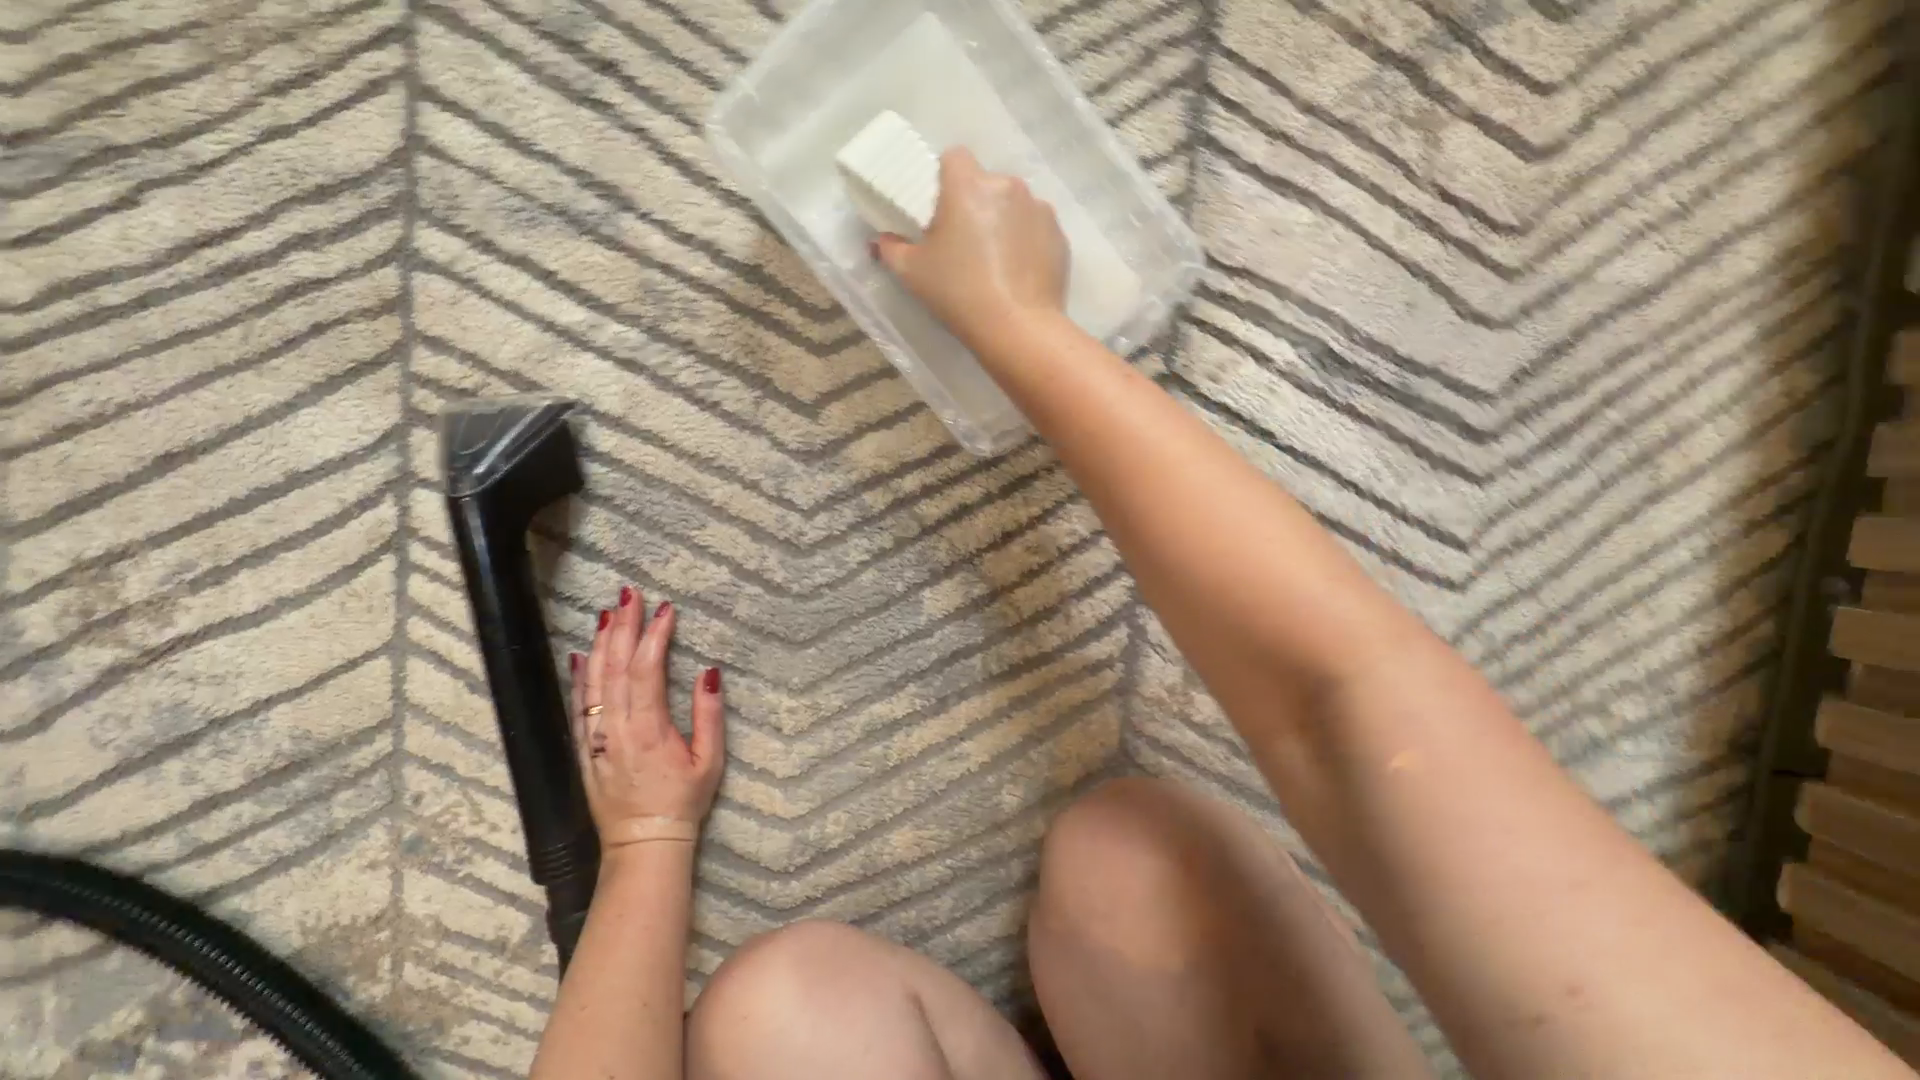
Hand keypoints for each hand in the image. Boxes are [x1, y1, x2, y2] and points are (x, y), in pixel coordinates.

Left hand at [569, 587, 724, 853]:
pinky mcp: (585, 748)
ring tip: (609, 613)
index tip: (666, 609)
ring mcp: (596, 738)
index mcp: (649, 729)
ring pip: (594, 681)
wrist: (643, 843)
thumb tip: (710, 672)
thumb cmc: (682, 802)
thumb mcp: (709, 761)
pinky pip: (578, 705)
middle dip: (624, 627)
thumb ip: (708, 715)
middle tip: (630, 594)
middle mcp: (617, 728)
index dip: (655, 637)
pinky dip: (579, 677)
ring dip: (601, 643)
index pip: (647, 671)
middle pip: (616, 667)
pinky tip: (581, 654)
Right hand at [874, 147, 1068, 353]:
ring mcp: (1039, 208)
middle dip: (974, 203)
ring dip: (1002, 220)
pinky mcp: (1059, 234)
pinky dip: (1026, 240)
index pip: (954, 157)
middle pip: (985, 182)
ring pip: (1013, 203)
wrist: (1018, 327)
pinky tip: (1017, 271)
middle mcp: (1007, 186)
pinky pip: (1035, 227)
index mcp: (968, 185)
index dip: (944, 178)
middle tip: (963, 241)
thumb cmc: (958, 293)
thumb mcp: (912, 273)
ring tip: (994, 260)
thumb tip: (883, 239)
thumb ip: (891, 248)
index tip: (940, 208)